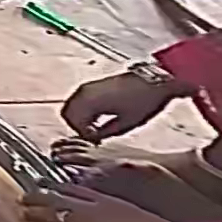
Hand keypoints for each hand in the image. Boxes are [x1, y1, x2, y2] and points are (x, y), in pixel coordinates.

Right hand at [60, 70, 178, 141]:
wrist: (154, 81)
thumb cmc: (143, 100)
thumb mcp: (128, 122)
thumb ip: (107, 131)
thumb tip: (96, 137)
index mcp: (89, 102)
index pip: (75, 122)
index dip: (83, 134)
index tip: (94, 141)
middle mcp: (82, 93)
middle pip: (68, 114)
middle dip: (77, 126)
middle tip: (91, 136)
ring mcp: (86, 88)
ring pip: (71, 107)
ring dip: (79, 118)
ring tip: (94, 128)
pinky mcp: (91, 86)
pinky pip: (77, 101)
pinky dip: (82, 111)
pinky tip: (96, 118)